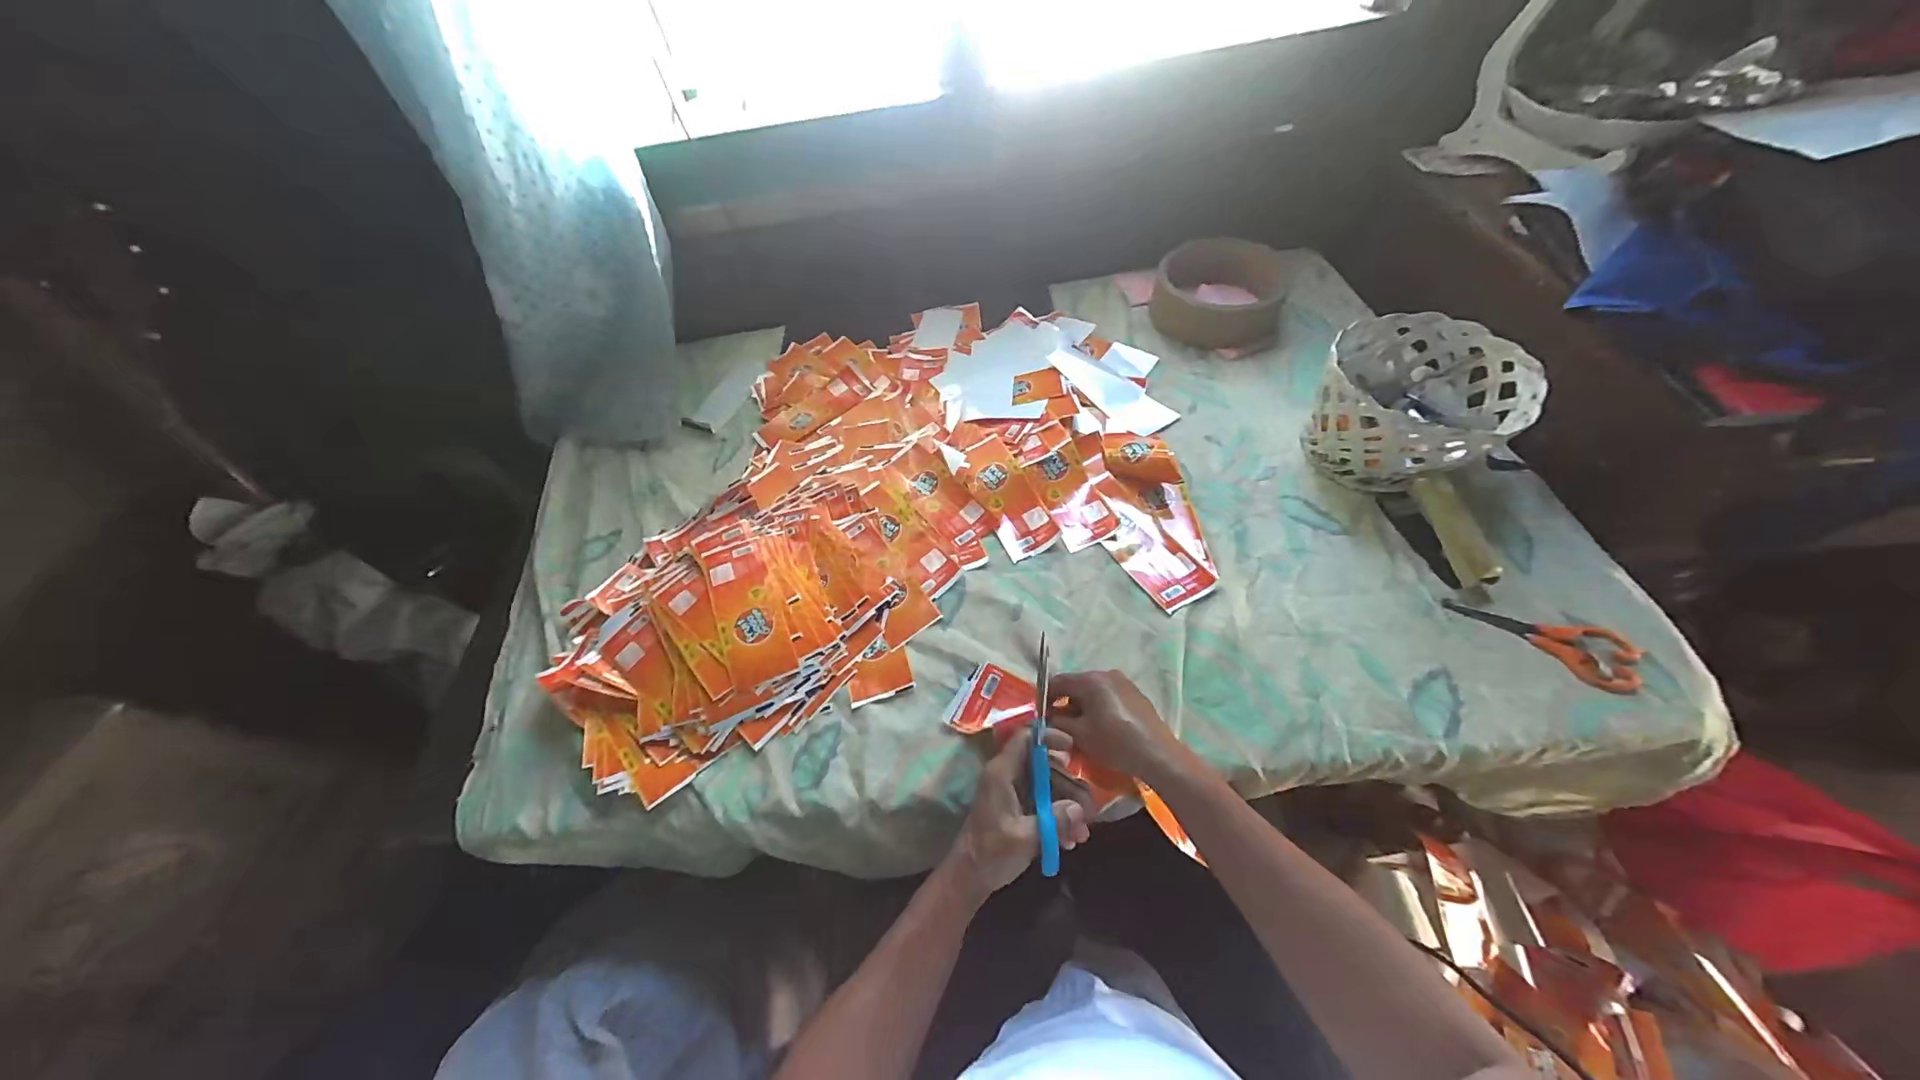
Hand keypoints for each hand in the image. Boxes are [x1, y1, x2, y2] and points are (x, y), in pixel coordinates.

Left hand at [945, 727, 1092, 900]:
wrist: (969, 878)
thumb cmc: (991, 853)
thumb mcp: (1024, 838)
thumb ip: (1053, 821)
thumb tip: (1080, 810)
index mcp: (1002, 773)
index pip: (1025, 739)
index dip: (1048, 737)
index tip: (1072, 748)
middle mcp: (1008, 778)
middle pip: (1044, 766)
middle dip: (1069, 786)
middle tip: (1089, 810)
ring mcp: (1013, 794)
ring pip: (1048, 787)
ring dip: (1067, 808)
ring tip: (1082, 834)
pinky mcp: (1018, 810)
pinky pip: (1044, 804)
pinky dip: (1058, 819)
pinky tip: (1070, 841)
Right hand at [1048, 670, 1199, 787]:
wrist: (1158, 755)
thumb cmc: (1114, 742)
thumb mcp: (1079, 734)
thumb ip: (1057, 722)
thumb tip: (1046, 719)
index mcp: (1090, 680)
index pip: (1057, 681)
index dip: (1046, 699)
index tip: (1042, 718)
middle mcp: (1106, 674)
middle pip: (1076, 685)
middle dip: (1065, 704)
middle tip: (1060, 727)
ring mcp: (1124, 683)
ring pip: (1093, 691)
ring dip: (1082, 707)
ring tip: (1081, 730)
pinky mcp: (1135, 694)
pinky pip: (1109, 696)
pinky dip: (1099, 708)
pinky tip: (1102, 728)